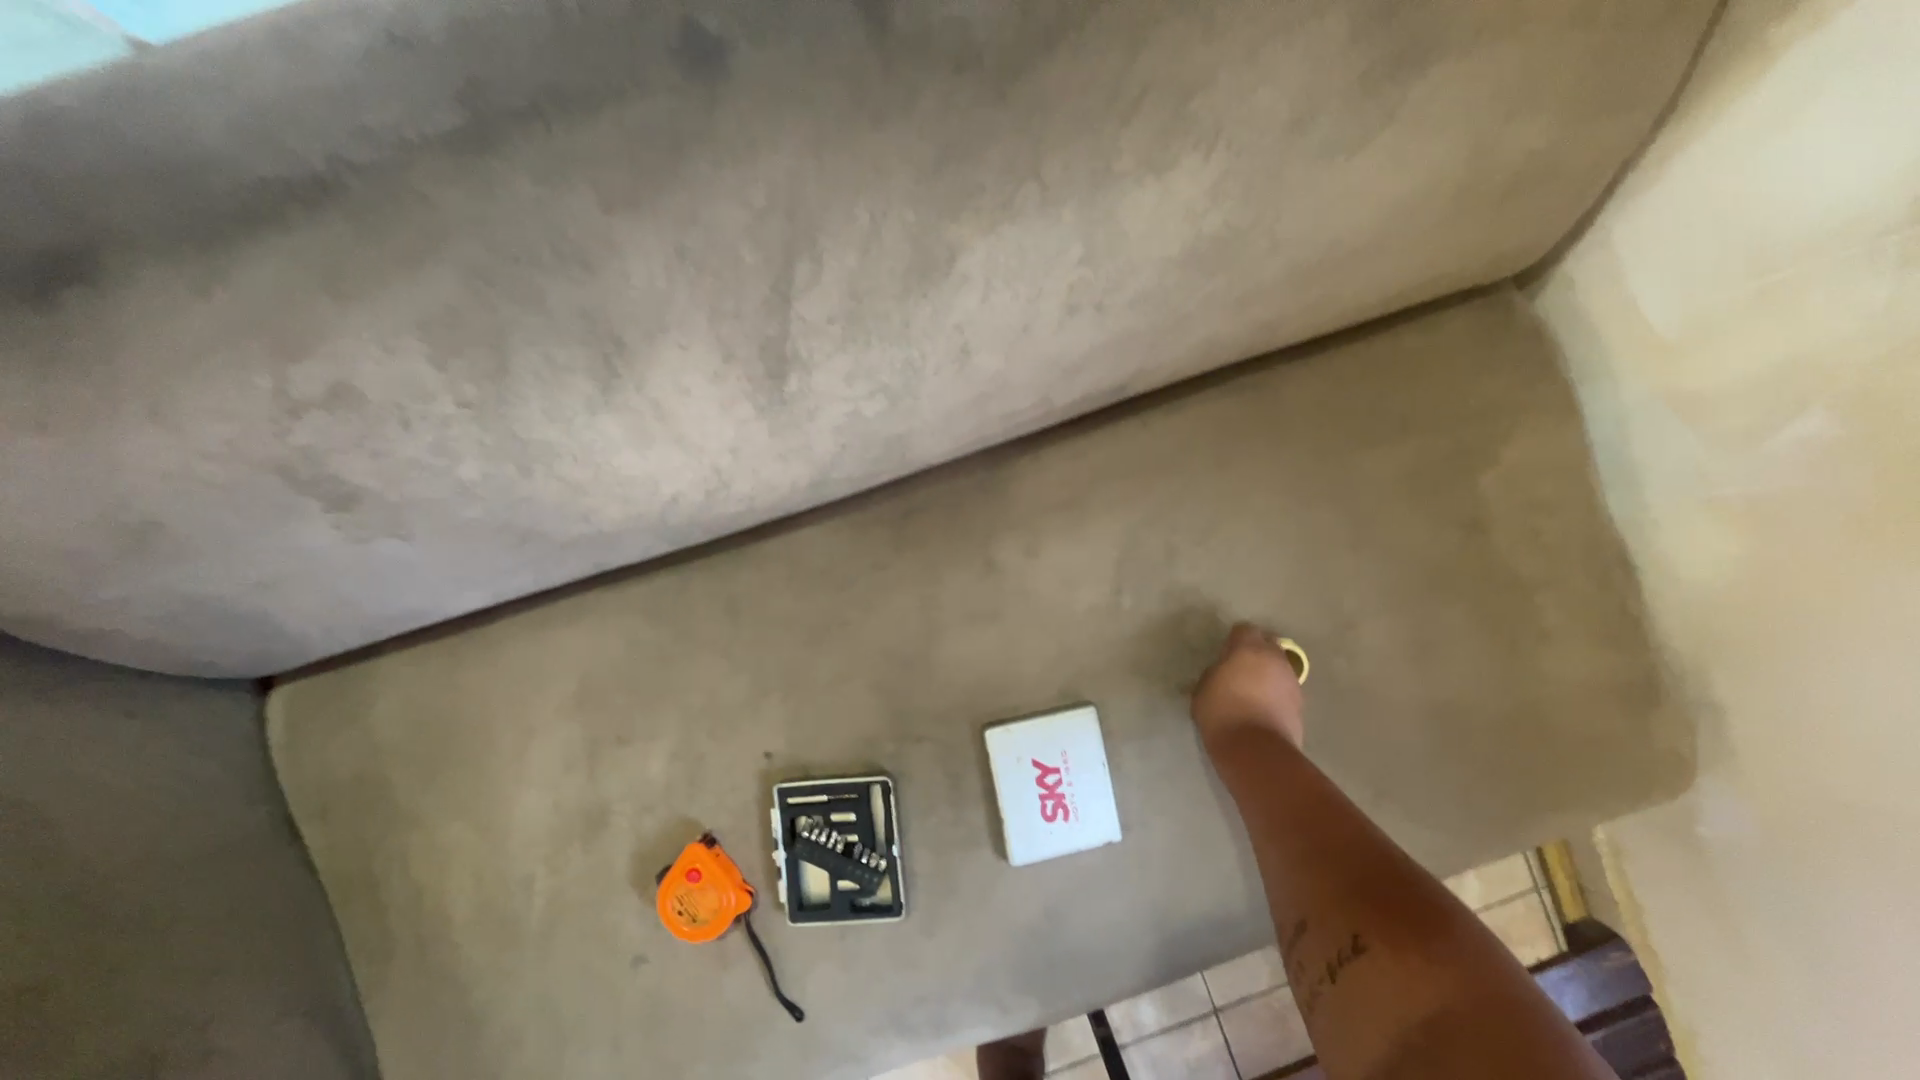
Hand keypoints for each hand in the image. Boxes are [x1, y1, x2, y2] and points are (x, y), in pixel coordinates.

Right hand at [1191, 623, 1305, 750]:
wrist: (1256, 749)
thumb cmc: (1221, 713)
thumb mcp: (1202, 689)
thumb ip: (1214, 673)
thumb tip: (1221, 672)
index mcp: (1248, 648)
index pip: (1244, 629)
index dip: (1234, 640)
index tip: (1225, 655)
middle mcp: (1274, 657)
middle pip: (1267, 644)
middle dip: (1256, 653)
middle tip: (1240, 670)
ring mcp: (1291, 680)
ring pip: (1279, 667)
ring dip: (1268, 674)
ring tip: (1253, 693)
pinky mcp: (1300, 702)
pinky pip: (1286, 689)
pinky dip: (1277, 694)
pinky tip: (1264, 709)